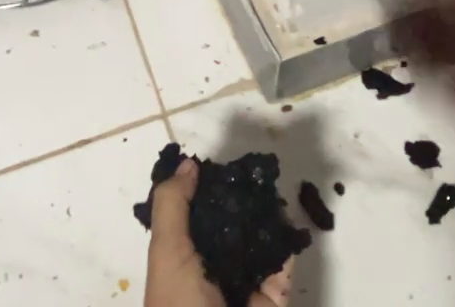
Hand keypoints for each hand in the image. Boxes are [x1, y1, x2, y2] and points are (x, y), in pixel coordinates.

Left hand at [144, 158, 293, 306]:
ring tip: (273, 186)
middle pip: (230, 227)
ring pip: (259, 242)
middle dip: (241, 200)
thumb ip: (173, 204)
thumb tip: (189, 164)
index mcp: (182, 259)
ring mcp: (244, 285)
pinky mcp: (271, 299)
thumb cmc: (178, 303)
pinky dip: (288, 244)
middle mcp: (213, 268)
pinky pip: (283, 267)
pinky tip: (289, 218)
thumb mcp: (166, 251)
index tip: (220, 162)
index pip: (194, 216)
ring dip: (267, 217)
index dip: (205, 189)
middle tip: (254, 170)